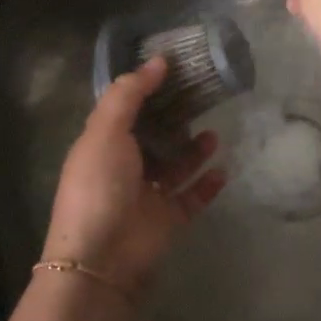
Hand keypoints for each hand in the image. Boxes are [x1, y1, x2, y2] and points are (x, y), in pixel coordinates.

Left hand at [42, 58, 226, 295]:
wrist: (102, 259)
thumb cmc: (98, 187)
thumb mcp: (105, 131)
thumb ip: (129, 94)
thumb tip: (157, 61)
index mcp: (102, 144)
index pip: (125, 109)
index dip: (147, 88)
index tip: (175, 66)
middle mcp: (123, 167)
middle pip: (154, 135)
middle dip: (176, 117)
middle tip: (203, 97)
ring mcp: (147, 195)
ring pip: (175, 166)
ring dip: (194, 150)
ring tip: (212, 134)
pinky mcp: (168, 220)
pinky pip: (192, 197)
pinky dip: (207, 184)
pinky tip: (222, 169)